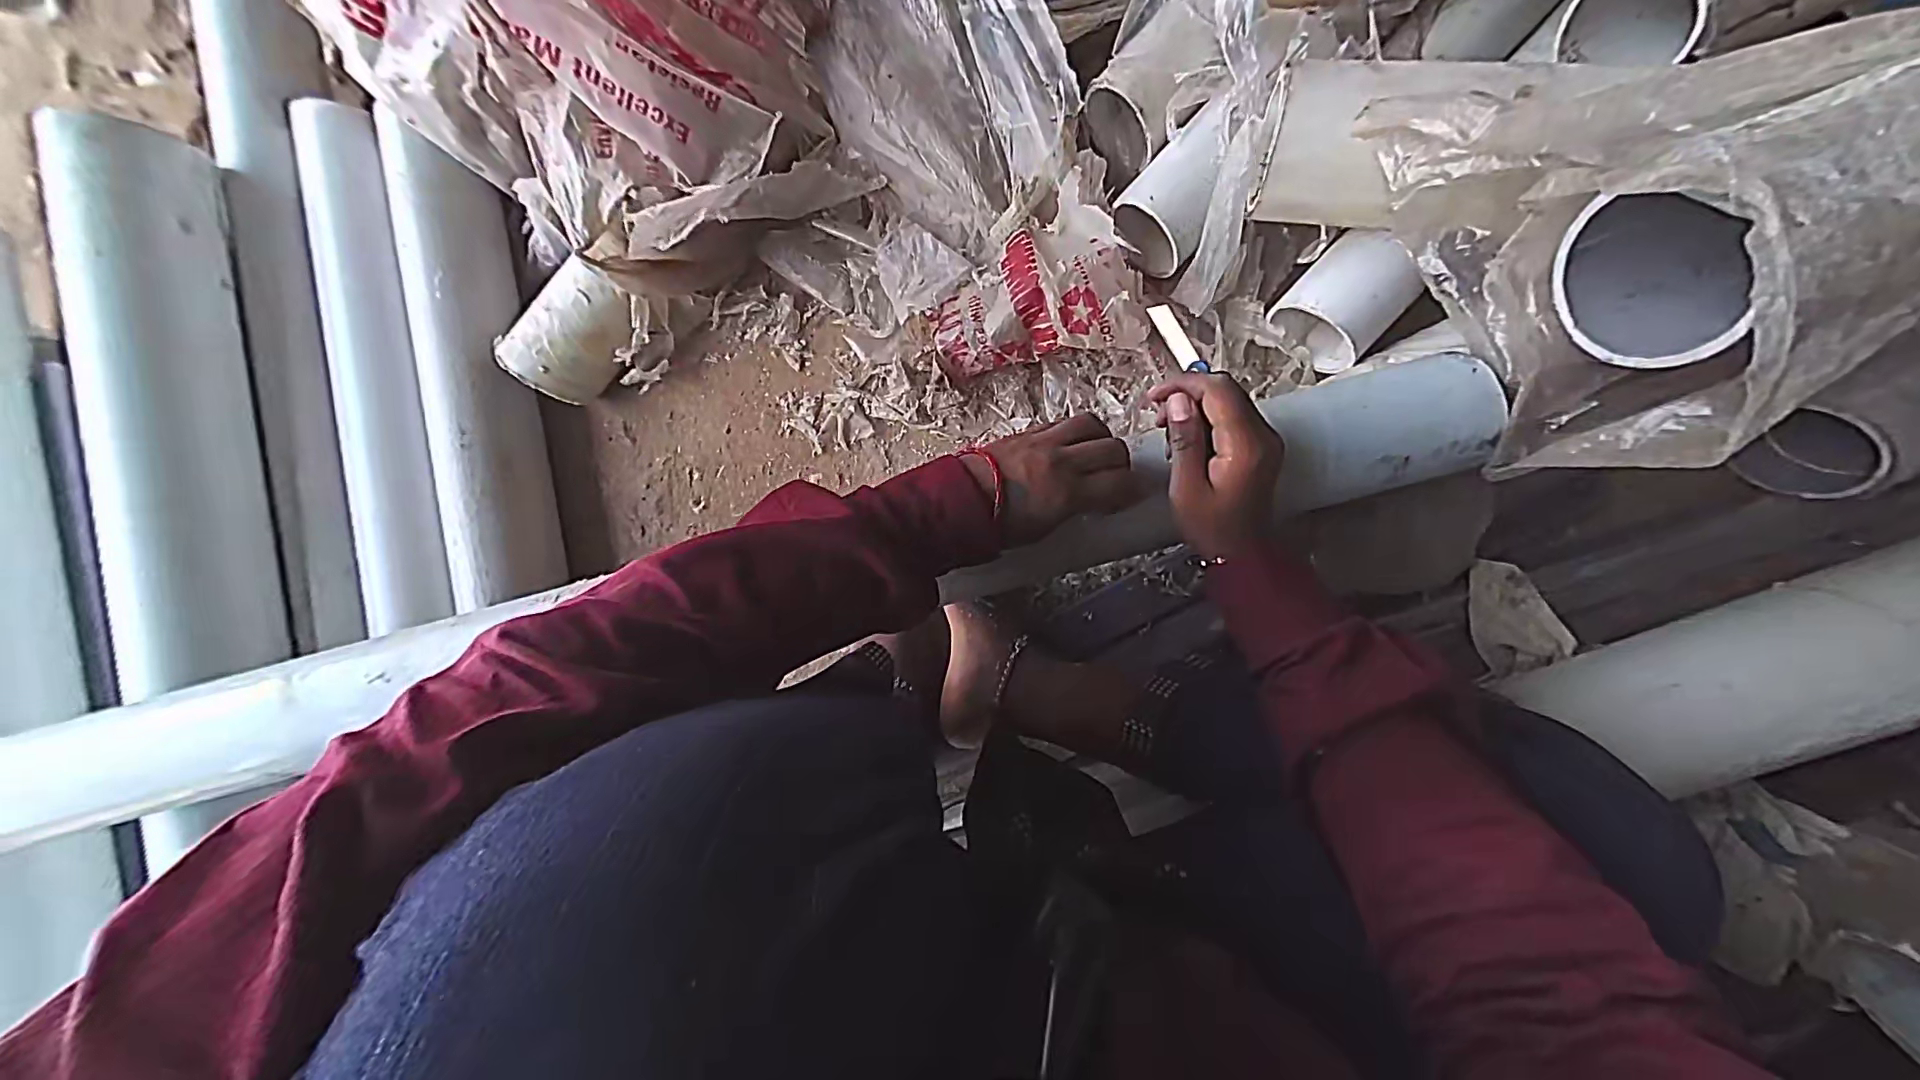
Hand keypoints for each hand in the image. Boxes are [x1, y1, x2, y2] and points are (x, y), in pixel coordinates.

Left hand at [963, 414, 1139, 545]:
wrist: (958, 504)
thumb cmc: (997, 527)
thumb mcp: (1043, 531)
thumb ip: (1074, 511)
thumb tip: (1093, 504)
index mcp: (1067, 493)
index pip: (1120, 483)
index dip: (1131, 491)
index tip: (1129, 497)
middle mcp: (1059, 461)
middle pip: (1112, 449)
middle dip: (1120, 464)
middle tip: (1113, 477)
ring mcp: (1042, 441)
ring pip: (1090, 424)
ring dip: (1100, 439)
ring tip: (1094, 454)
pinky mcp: (1026, 432)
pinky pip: (1062, 422)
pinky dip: (1073, 432)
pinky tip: (1068, 447)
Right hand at [1146, 372, 1283, 558]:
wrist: (1243, 554)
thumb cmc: (1212, 528)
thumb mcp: (1186, 488)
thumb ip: (1184, 440)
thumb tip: (1178, 401)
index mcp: (1246, 445)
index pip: (1218, 390)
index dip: (1183, 385)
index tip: (1155, 397)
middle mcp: (1263, 436)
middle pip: (1226, 390)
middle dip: (1188, 393)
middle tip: (1159, 414)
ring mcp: (1266, 440)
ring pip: (1229, 400)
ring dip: (1196, 405)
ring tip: (1169, 429)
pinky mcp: (1261, 446)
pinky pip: (1233, 417)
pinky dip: (1207, 417)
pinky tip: (1187, 437)